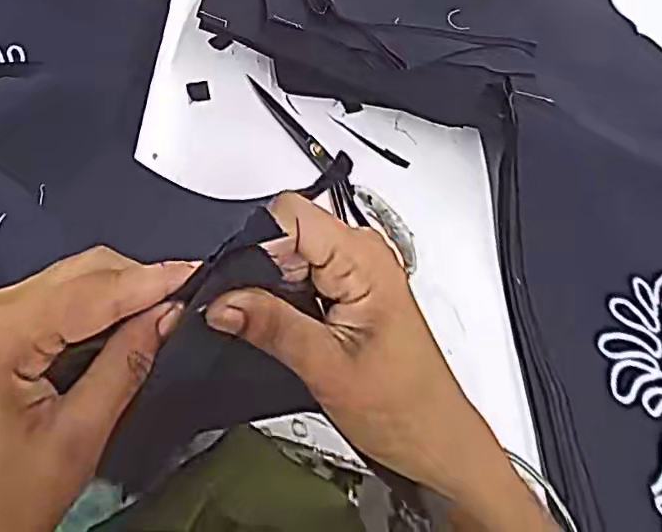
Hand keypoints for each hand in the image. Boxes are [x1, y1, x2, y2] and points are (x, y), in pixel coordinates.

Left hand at [0, 248, 196, 531]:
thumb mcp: (74, 440)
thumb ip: (124, 367)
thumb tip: (166, 316)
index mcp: (4, 330)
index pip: (93, 289)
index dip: (149, 280)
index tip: (195, 274)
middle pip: (85, 269)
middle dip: (139, 280)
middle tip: (187, 296)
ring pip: (78, 276)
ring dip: (123, 289)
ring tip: (166, 308)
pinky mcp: (5, 326)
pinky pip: (65, 296)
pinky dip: (102, 304)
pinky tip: (128, 320)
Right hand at [206, 194, 550, 530]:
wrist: (439, 448)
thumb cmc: (410, 411)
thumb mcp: (326, 367)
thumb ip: (269, 325)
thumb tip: (222, 300)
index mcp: (363, 257)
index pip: (289, 213)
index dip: (256, 243)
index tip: (238, 282)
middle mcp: (361, 251)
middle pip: (284, 228)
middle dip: (258, 267)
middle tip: (249, 310)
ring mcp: (354, 266)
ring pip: (287, 249)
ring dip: (268, 284)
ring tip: (278, 326)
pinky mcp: (346, 283)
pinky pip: (297, 269)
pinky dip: (280, 294)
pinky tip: (286, 325)